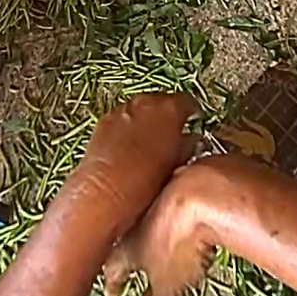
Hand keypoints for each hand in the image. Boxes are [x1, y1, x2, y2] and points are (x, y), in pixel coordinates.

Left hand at [59, 93, 198, 239]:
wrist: (103, 194)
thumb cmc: (144, 184)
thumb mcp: (176, 166)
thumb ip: (187, 145)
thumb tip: (190, 140)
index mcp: (170, 109)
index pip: (188, 101)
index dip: (192, 111)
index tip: (193, 121)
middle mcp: (147, 102)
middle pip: (164, 101)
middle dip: (168, 116)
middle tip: (172, 136)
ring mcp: (124, 109)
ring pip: (142, 108)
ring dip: (148, 120)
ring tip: (149, 144)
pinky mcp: (106, 119)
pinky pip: (123, 117)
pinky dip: (129, 126)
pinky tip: (128, 148)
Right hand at [104, 156, 237, 295]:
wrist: (209, 190)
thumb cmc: (182, 236)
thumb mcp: (168, 288)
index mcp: (128, 242)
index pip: (113, 267)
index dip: (113, 282)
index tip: (113, 291)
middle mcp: (140, 213)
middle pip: (130, 234)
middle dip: (133, 248)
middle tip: (136, 263)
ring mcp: (163, 190)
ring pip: (155, 210)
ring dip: (158, 223)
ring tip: (167, 238)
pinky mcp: (188, 175)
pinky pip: (180, 193)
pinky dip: (183, 204)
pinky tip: (195, 213)